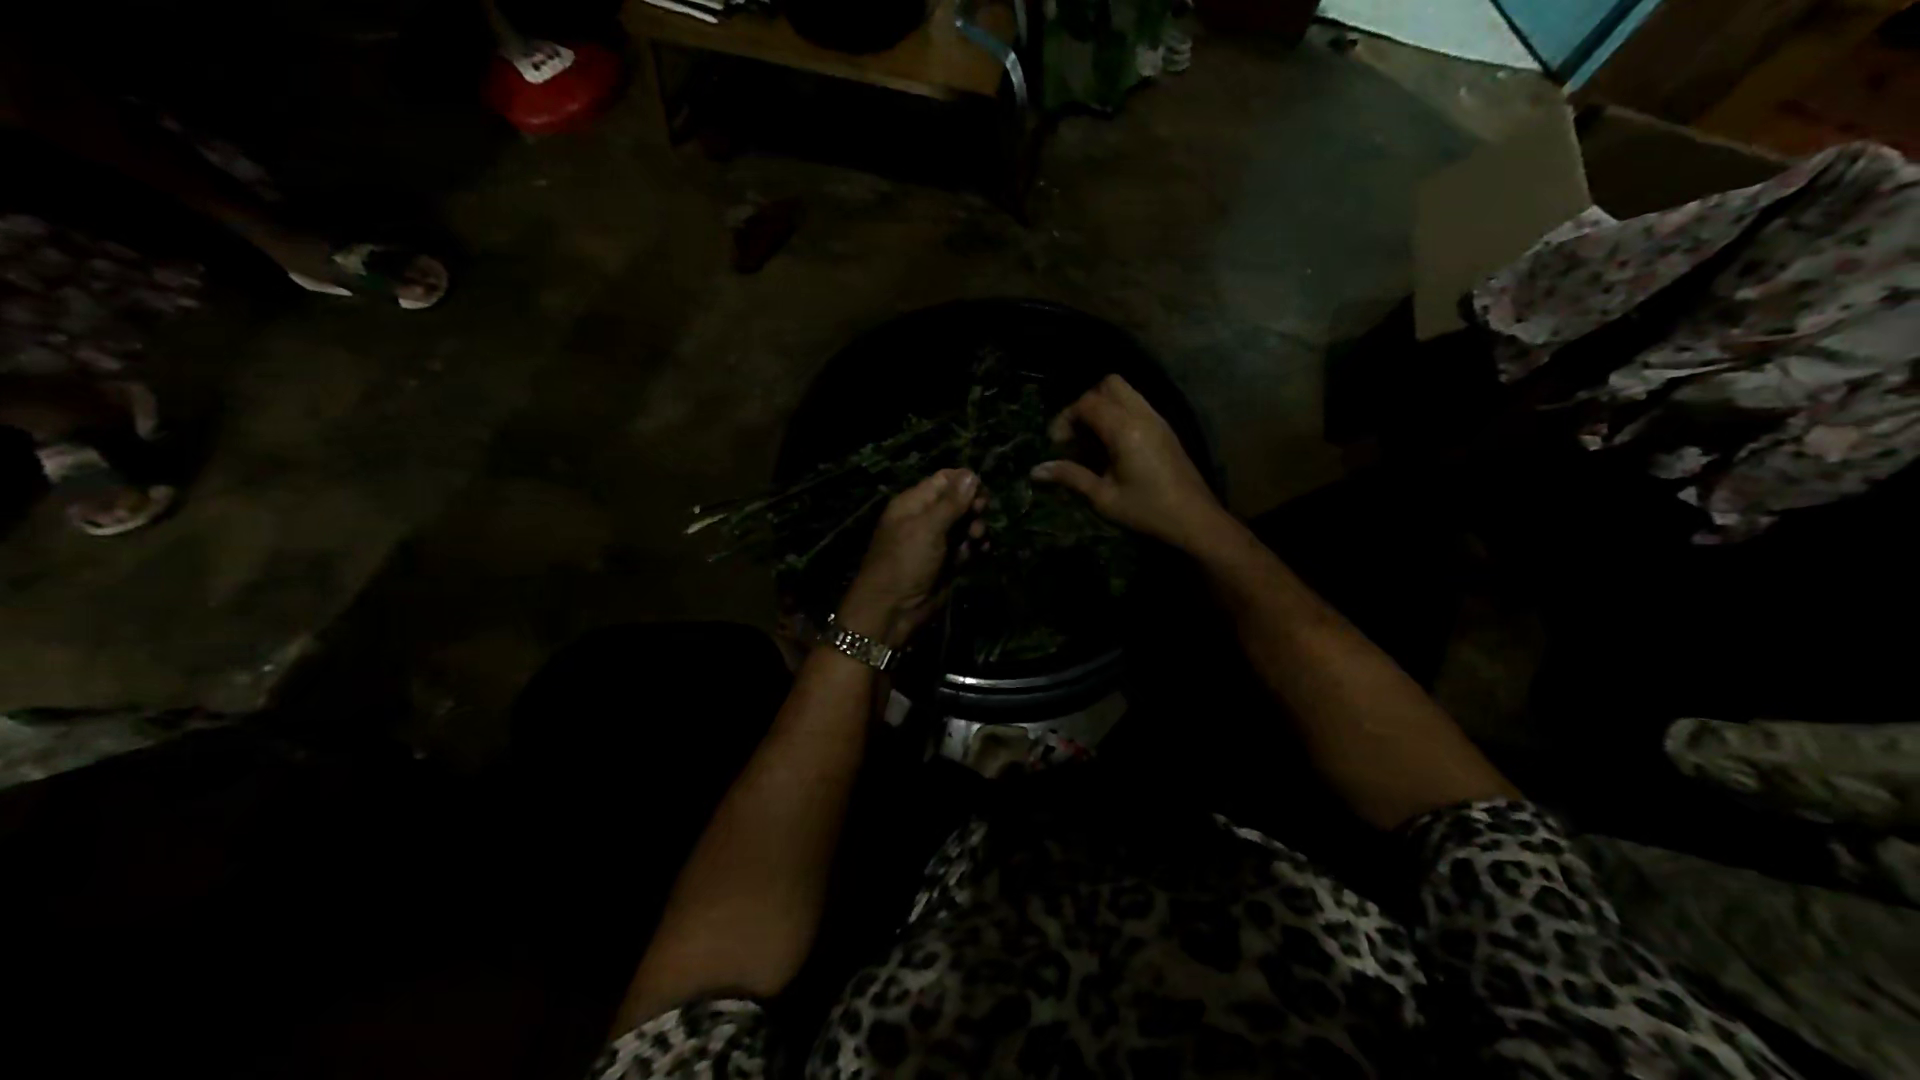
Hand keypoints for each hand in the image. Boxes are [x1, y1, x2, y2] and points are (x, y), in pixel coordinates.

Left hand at [837, 468, 984, 646]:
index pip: (944, 480)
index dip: (964, 482)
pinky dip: (976, 548)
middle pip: (958, 502)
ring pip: (966, 525)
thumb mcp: (927, 528)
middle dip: (974, 507)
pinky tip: (982, 550)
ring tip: (978, 539)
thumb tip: (971, 474)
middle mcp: (926, 519)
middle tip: (981, 516)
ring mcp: (937, 542)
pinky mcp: (947, 563)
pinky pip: (967, 547)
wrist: (893, 610)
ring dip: (976, 529)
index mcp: (914, 503)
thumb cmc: (905, 562)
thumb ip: (951, 502)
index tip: (982, 492)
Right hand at [1030, 375, 1230, 552]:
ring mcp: (1157, 419)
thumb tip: (1035, 471)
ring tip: (1092, 440)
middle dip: (1086, 403)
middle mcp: (1142, 415)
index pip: (1087, 403)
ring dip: (1103, 407)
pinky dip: (1119, 414)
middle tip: (1076, 434)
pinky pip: (1136, 405)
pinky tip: (1112, 446)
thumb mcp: (1103, 498)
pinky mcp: (1165, 428)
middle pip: (1108, 384)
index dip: (1065, 418)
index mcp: (1125, 429)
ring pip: (1125, 391)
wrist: (1195, 519)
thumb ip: (1070, 477)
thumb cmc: (1148, 511)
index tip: (1057, 444)